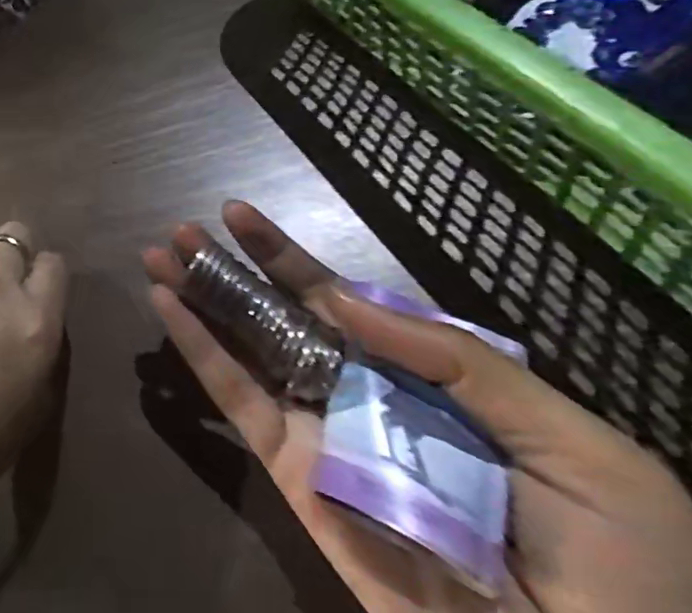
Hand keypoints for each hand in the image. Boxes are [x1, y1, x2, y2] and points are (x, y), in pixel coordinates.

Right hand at [143, 201, 691, 612]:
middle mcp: (361, 390)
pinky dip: (196, 349)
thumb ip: (463, 366)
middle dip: (228, 268)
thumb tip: (342, 298)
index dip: (287, 257)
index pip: (343, 302)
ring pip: (244, 346)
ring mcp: (318, 426)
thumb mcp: (582, 453)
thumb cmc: (621, 566)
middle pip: (280, 315)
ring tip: (157, 254)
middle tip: (179, 229)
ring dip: (199, 296)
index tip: (237, 214)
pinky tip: (165, 305)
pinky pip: (234, 397)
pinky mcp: (287, 465)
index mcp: (428, 379)